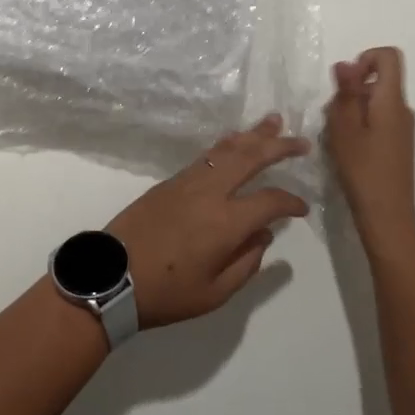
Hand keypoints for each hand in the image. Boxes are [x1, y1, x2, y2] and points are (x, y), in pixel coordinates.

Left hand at [103, 114, 309, 328]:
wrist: (112, 276)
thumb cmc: (167, 293)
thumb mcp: (215, 293)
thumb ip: (246, 263)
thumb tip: (264, 234)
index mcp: (226, 222)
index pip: (270, 201)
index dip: (291, 202)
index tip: (302, 208)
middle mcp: (211, 192)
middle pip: (251, 157)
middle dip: (279, 146)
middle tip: (301, 141)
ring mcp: (188, 182)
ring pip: (227, 149)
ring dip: (252, 135)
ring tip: (273, 121)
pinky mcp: (171, 181)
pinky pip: (207, 155)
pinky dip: (227, 144)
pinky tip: (235, 141)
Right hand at [324, 47, 414, 247]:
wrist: (387, 217)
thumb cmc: (362, 170)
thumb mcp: (344, 128)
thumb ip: (346, 92)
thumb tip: (346, 62)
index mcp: (392, 101)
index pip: (388, 57)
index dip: (365, 59)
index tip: (346, 84)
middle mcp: (403, 110)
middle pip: (378, 81)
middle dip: (350, 91)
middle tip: (334, 119)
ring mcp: (403, 128)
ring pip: (375, 102)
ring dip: (352, 111)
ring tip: (338, 138)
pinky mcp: (399, 145)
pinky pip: (378, 120)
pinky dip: (360, 126)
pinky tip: (348, 150)